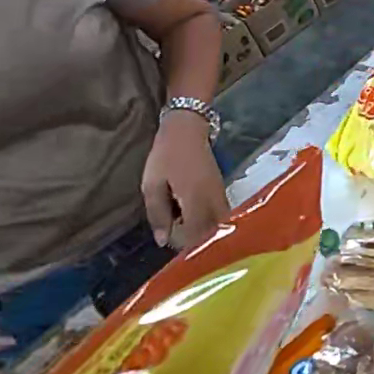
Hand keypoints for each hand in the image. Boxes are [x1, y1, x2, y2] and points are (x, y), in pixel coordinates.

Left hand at [142, 110, 228, 248]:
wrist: (187, 129)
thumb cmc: (166, 156)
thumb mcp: (152, 184)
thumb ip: (158, 214)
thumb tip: (163, 241)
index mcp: (195, 200)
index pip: (196, 234)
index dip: (184, 244)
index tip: (172, 244)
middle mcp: (213, 199)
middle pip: (212, 231)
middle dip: (197, 238)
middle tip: (178, 236)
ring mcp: (220, 193)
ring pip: (219, 222)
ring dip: (205, 228)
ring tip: (186, 224)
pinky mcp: (221, 187)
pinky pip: (221, 211)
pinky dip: (210, 218)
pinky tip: (195, 213)